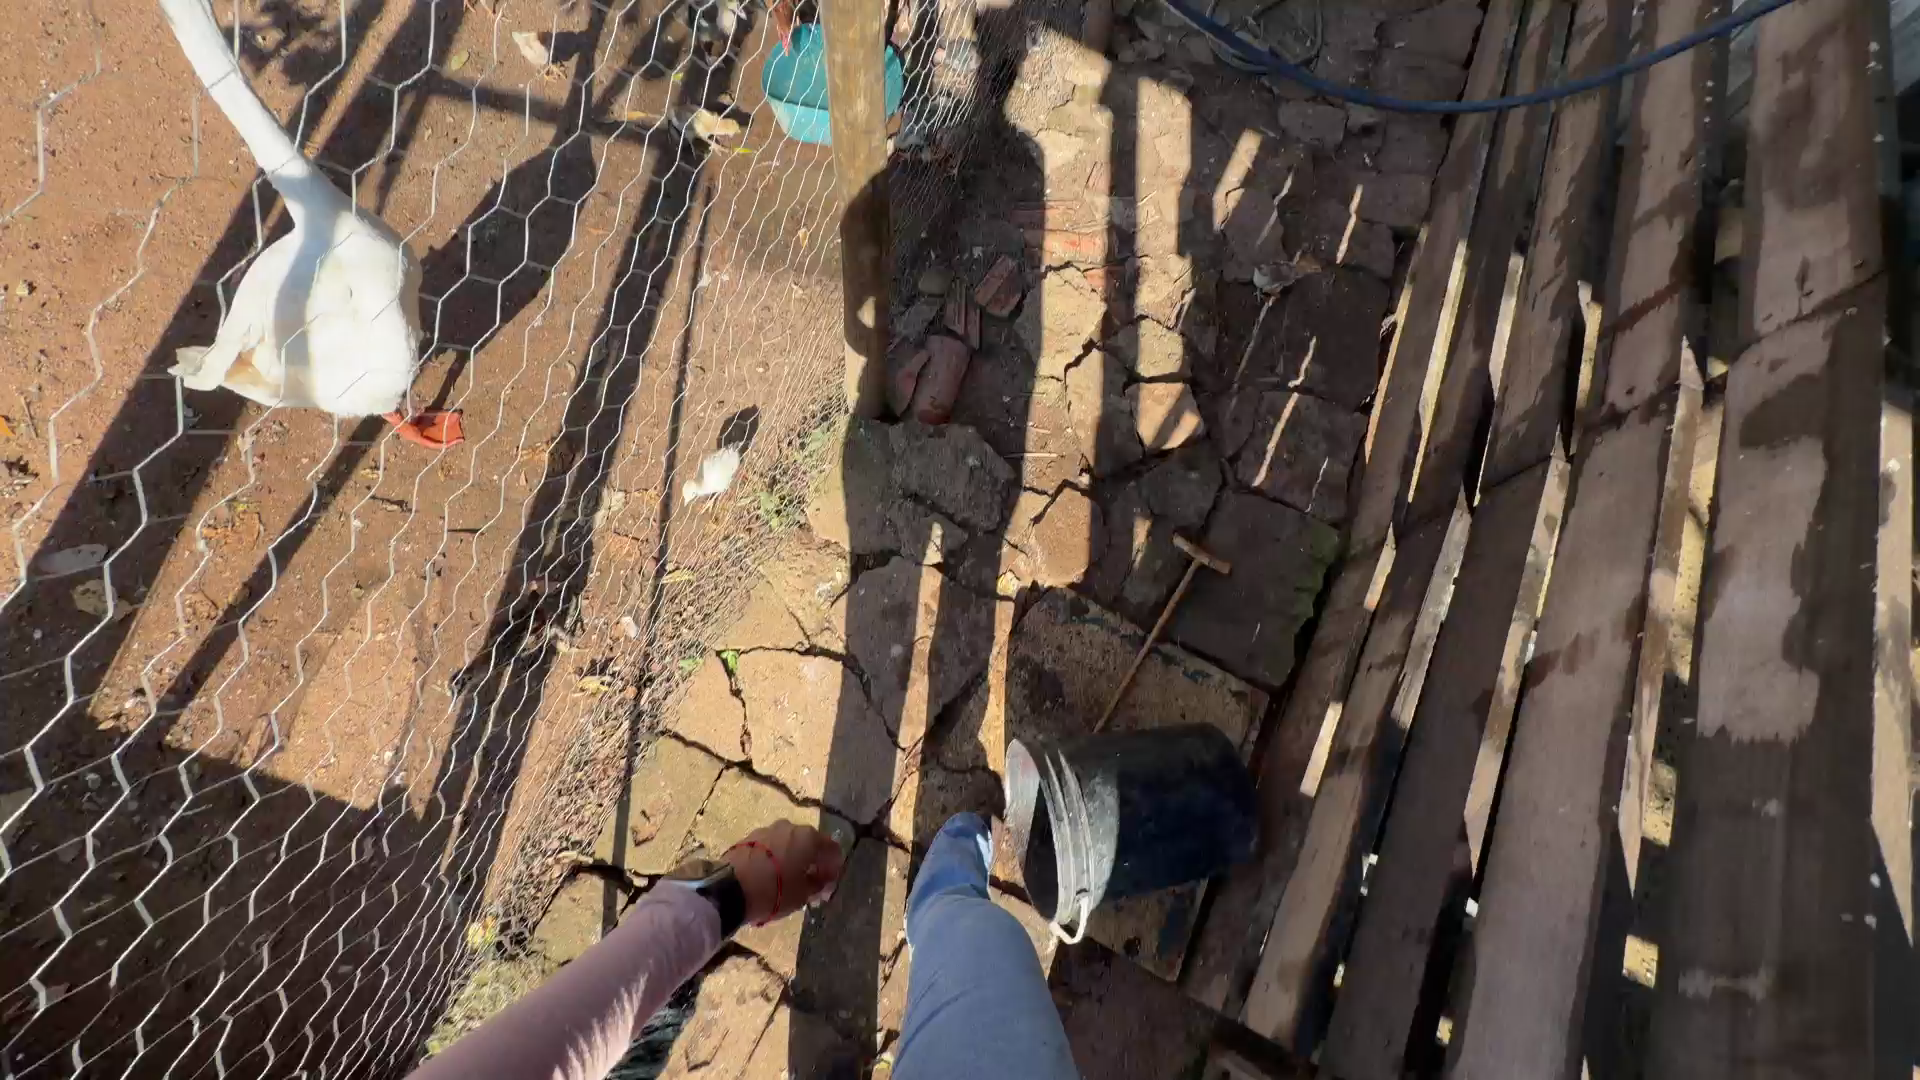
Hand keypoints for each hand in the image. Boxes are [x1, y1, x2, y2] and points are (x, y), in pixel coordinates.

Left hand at [723, 820, 845, 924]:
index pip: (832, 850)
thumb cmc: (772, 892)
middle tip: (810, 883)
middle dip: (813, 862)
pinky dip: (776, 857)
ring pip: (789, 843)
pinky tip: (770, 875)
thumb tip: (822, 881)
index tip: (828, 886)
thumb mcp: (801, 895)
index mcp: (809, 838)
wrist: (727, 889)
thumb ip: (817, 885)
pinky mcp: (750, 837)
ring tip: (788, 880)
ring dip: (793, 858)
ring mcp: (769, 829)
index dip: (834, 868)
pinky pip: (772, 846)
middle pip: (810, 843)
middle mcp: (791, 827)